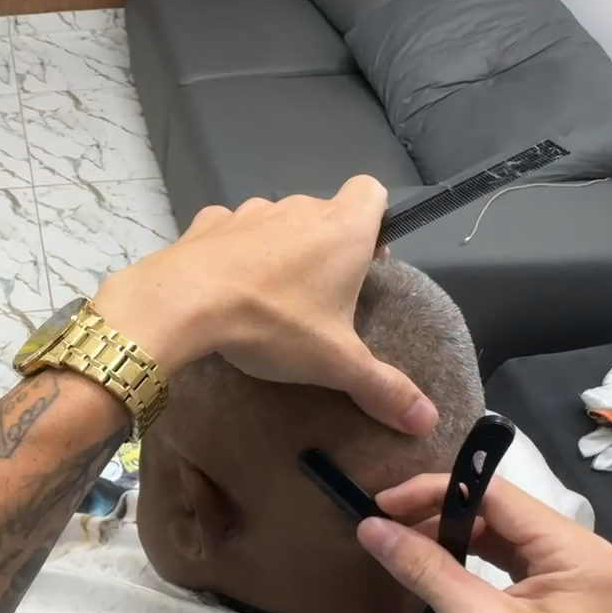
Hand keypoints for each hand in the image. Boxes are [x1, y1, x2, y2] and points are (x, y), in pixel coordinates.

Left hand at [93, 175, 437, 434]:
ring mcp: (249, 211)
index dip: (375, 222)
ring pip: (274, 222)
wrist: (183, 303)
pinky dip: (231, 252)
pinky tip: (223, 286)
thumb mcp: (334, 362)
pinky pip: (229, 232)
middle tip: (315, 297)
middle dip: (323, 247)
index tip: (365, 261)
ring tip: (265, 296)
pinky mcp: (206, 222)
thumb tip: (428, 420)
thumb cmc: (272, 323)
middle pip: (322, 213)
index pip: (372, 192)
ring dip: (276, 250)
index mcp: (343, 228)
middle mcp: (299, 208)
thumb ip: (382, 387)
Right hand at [355, 475, 611, 612]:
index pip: (494, 492)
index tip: (380, 504)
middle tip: (383, 527)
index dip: (433, 490)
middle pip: (497, 513)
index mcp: (575, 550)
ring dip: (449, 540)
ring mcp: (572, 585)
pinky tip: (437, 574)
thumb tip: (369, 525)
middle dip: (437, 514)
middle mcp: (579, 557)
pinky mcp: (559, 611)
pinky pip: (505, 569)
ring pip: (498, 540)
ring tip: (400, 548)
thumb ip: (425, 568)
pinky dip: (467, 566)